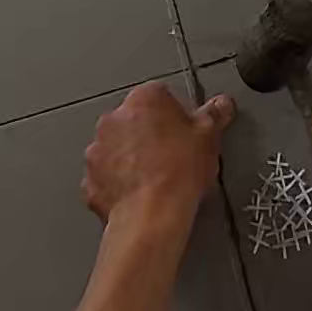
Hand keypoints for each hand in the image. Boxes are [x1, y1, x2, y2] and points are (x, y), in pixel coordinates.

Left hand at [80, 82, 234, 224]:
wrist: (152, 217)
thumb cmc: (179, 172)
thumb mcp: (209, 136)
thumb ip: (215, 113)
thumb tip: (221, 105)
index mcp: (144, 99)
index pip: (161, 94)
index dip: (177, 111)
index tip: (187, 127)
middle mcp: (115, 119)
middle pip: (137, 117)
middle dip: (152, 131)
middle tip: (176, 151)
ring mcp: (98, 150)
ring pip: (119, 145)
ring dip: (134, 154)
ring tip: (159, 174)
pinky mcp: (90, 180)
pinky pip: (108, 174)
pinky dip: (121, 179)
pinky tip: (142, 191)